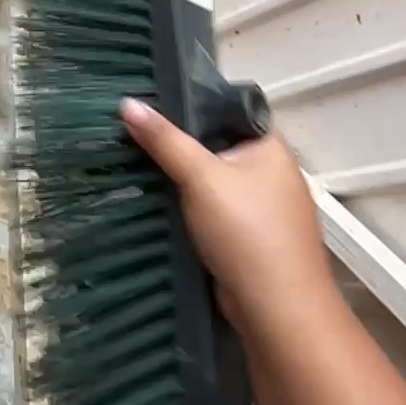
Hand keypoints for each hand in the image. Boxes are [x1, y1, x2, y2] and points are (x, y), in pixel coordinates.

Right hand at [119, 99, 334, 321]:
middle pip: (216, 140)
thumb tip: (127, 102)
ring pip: (211, 174)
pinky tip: (156, 191)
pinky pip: (210, 202)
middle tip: (135, 121)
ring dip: (180, 170)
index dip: (193, 96)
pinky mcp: (247, 232)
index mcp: (270, 147)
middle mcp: (270, 170)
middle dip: (178, 135)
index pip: (229, 106)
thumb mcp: (200, 177)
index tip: (151, 92)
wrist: (278, 312)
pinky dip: (187, 197)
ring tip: (136, 151)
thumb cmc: (247, 232)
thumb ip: (164, 139)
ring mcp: (261, 204)